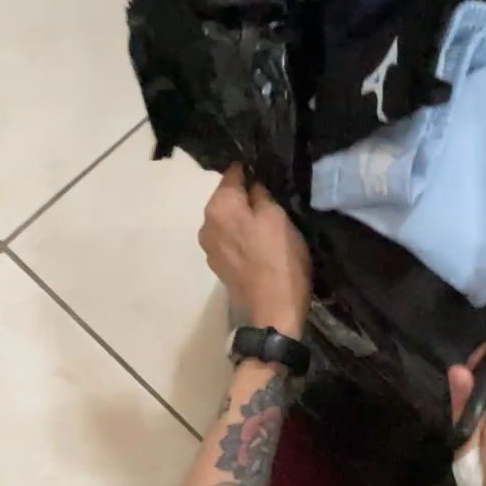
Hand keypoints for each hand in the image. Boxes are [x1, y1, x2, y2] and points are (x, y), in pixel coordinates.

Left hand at [200, 165, 311, 337]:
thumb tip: (252, 184)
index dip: (252, 173)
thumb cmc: (279, 260)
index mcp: (218, 205)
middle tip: (272, 208)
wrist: (274, 311)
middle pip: (227, 199)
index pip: (233, 173)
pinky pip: (229, 243)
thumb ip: (261, 193)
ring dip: (243, 222)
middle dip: (246, 200)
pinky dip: (241, 241)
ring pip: (228, 222)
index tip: (269, 181)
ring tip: (266, 231)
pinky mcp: (218, 267)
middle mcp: (206, 223)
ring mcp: (209, 248)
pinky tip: (258, 250)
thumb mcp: (278, 216)